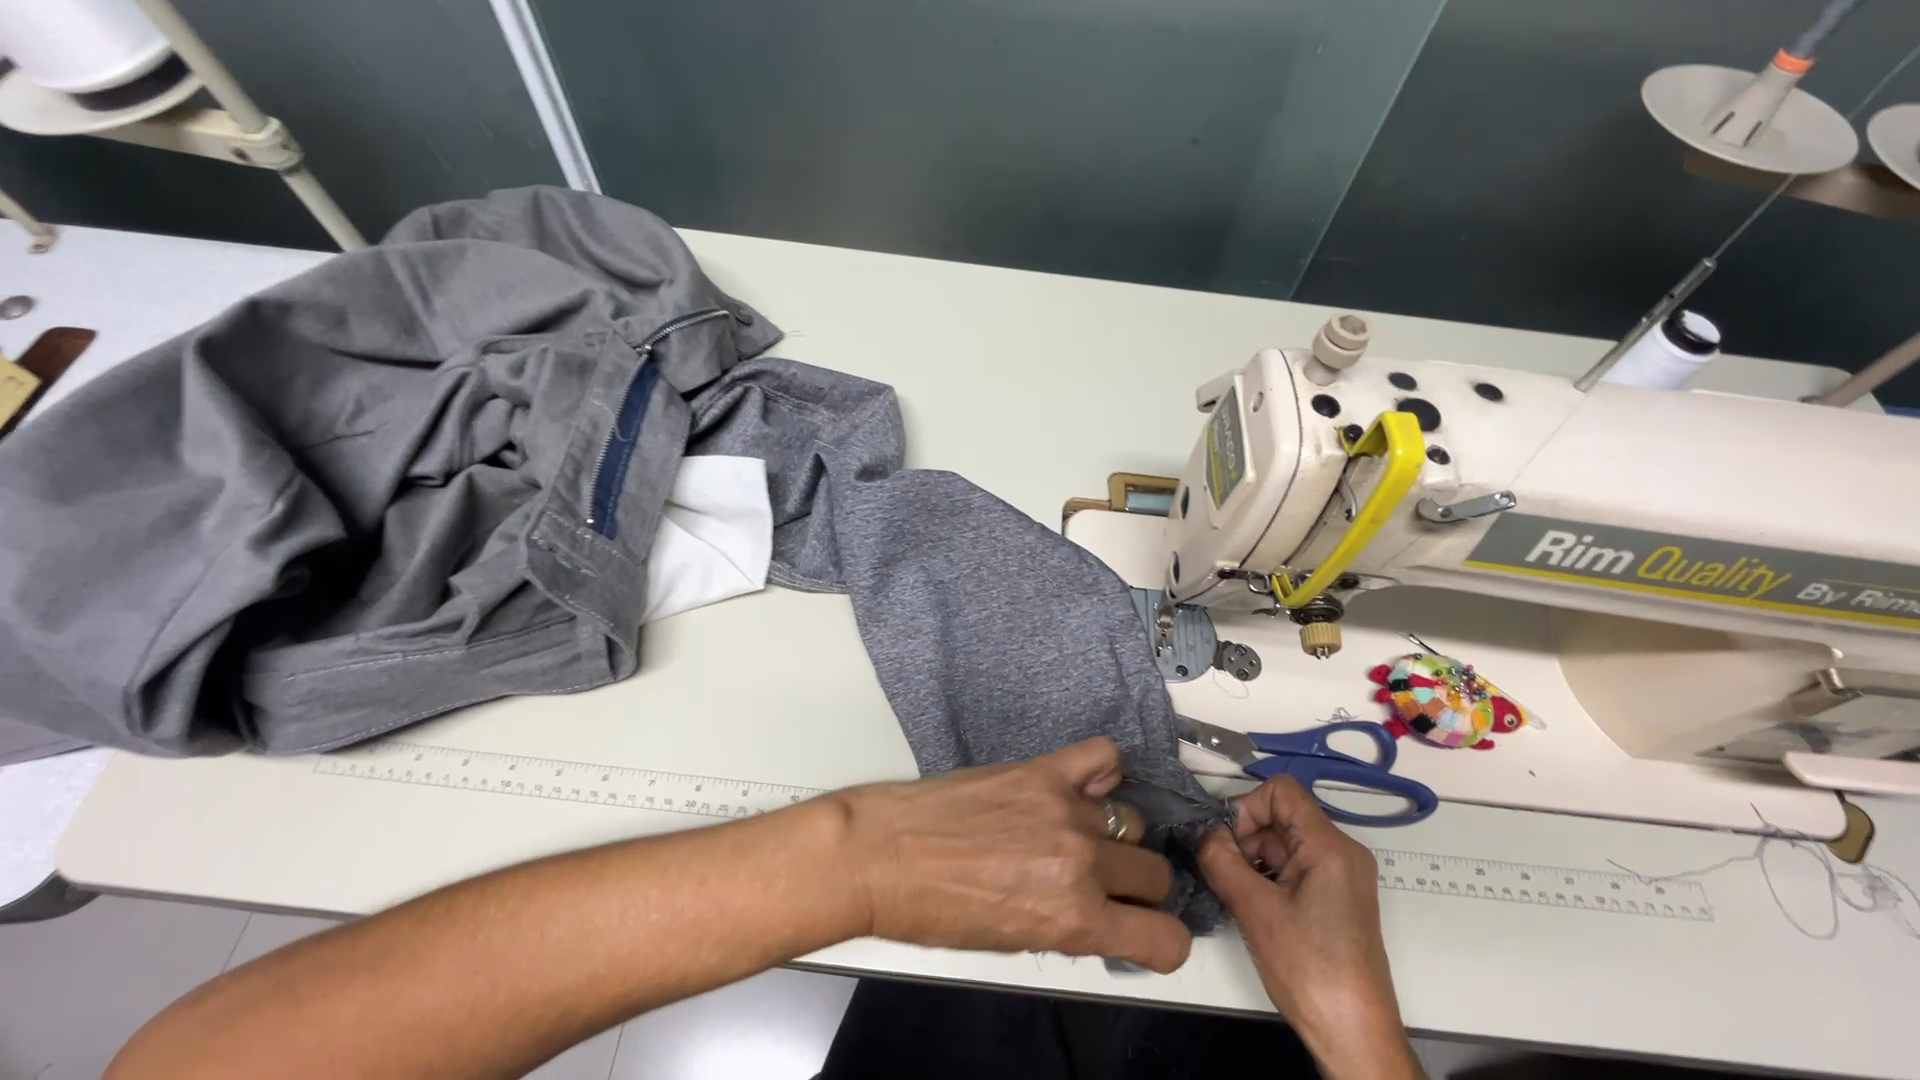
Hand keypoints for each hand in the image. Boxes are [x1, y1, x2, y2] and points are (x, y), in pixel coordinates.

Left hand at [834, 737, 1192, 973]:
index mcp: (1074, 919)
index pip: (1165, 938)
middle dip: (1137, 887)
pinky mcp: (1041, 771)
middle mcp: (1080, 862)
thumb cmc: (931, 909)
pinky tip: (1082, 788)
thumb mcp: (1011, 941)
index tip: (1146, 931)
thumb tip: (1100, 911)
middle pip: (1154, 873)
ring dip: (1116, 836)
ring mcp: (1063, 809)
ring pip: (1134, 822)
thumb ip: (1069, 926)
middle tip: (1103, 884)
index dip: (1160, 940)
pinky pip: (1104, 756)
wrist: (880, 857)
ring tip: (1079, 837)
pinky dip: (1102, 772)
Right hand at [1197, 777, 1420, 1079]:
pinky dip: (1265, 878)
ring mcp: (1339, 877)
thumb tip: (1204, 833)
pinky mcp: (1333, 900)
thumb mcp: (1254, 909)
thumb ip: (1221, 860)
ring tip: (1237, 896)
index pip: (1280, 791)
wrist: (1353, 1033)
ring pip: (1282, 845)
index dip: (1245, 807)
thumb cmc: (1309, 968)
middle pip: (1280, 817)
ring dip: (1251, 861)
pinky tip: (1252, 908)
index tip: (1226, 844)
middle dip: (1244, 838)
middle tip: (1224, 875)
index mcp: (1330, 846)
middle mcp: (1341, 853)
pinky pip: (1292, 869)